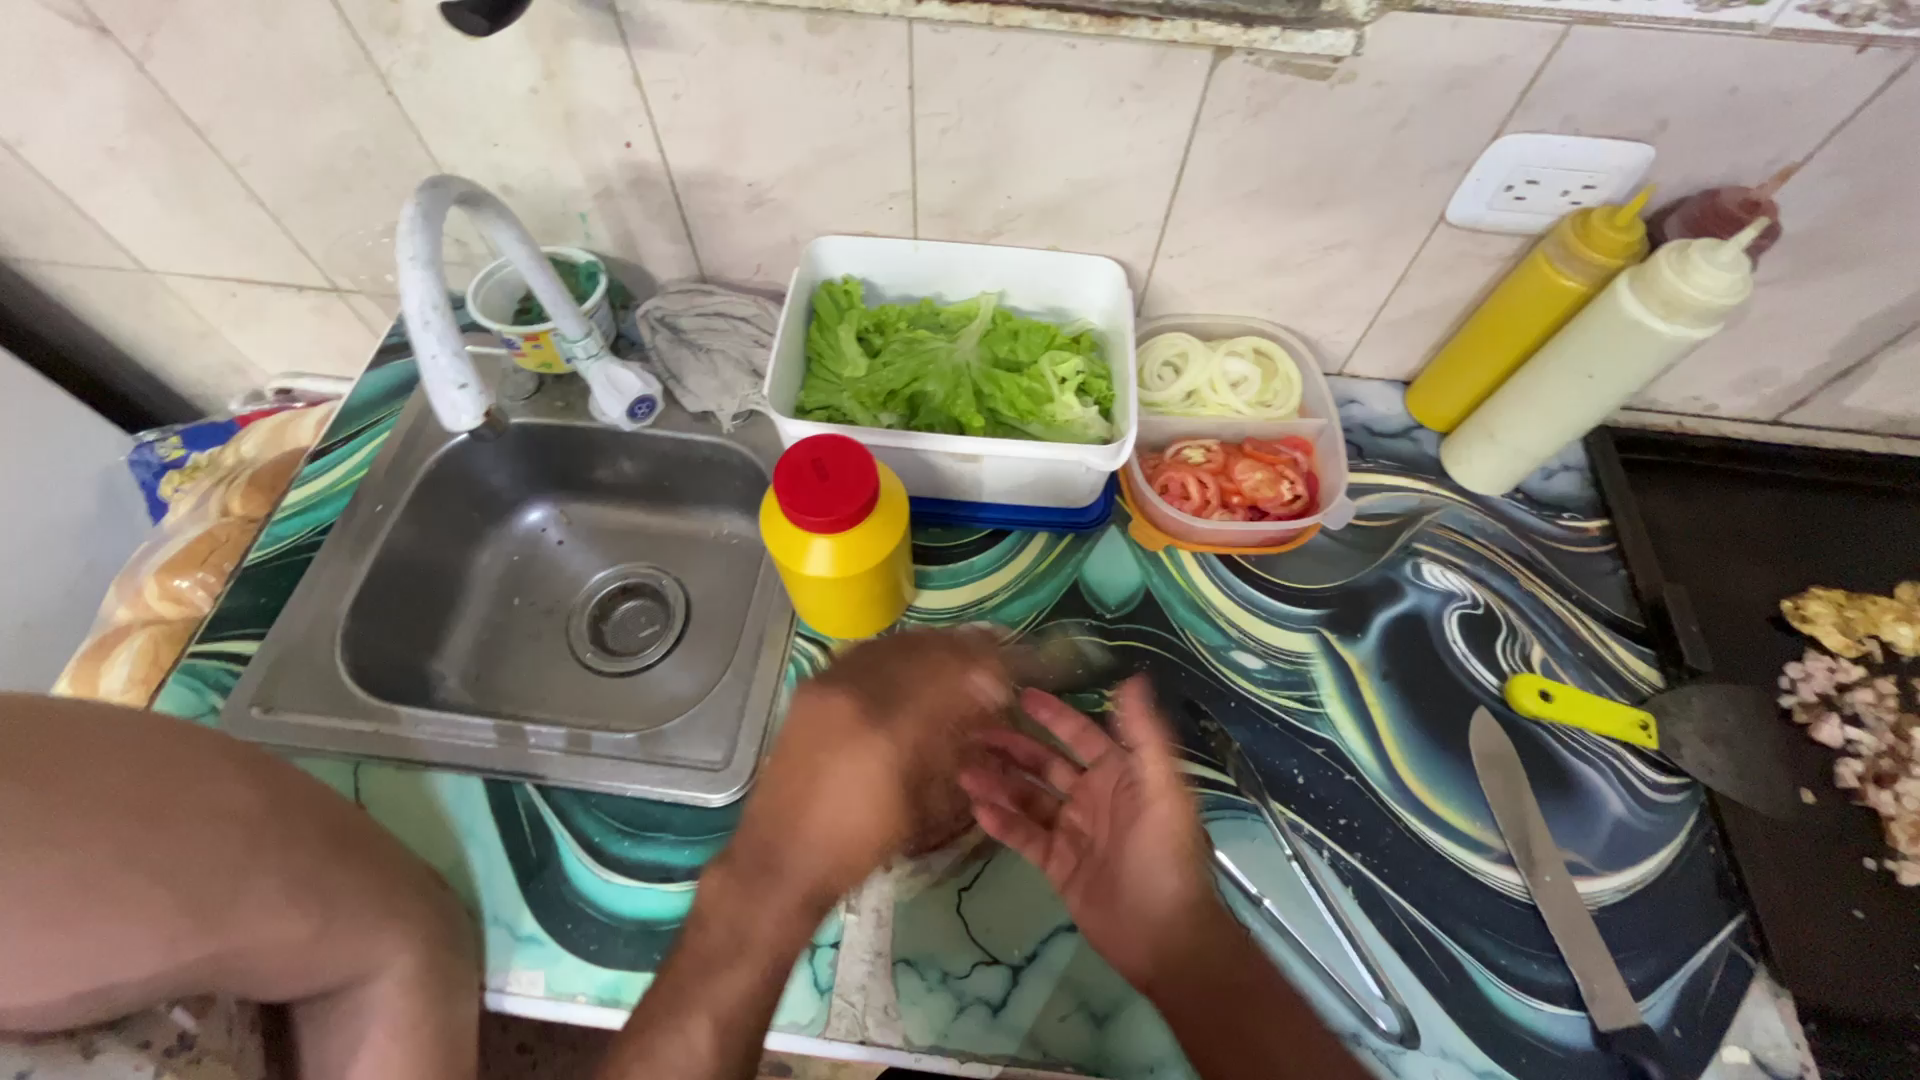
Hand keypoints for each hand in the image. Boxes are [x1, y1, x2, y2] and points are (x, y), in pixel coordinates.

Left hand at [725, 626, 1009, 906]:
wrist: (781, 855)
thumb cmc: (861, 843)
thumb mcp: (924, 804)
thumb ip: (956, 747)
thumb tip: (987, 709)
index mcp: (892, 728)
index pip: (954, 673)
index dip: (987, 669)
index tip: (1004, 681)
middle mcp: (859, 691)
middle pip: (927, 648)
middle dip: (965, 651)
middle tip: (986, 666)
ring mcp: (830, 681)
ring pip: (896, 643)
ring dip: (933, 648)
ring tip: (953, 663)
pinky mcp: (812, 683)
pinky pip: (867, 652)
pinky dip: (898, 654)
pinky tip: (912, 667)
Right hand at [959, 676, 1231, 991]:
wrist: (1166, 936)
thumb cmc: (1166, 854)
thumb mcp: (1162, 788)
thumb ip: (1144, 734)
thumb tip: (1132, 679)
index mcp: (1119, 774)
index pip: (1079, 734)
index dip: (1052, 714)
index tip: (1019, 695)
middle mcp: (1092, 796)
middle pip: (1044, 763)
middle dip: (1012, 747)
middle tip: (974, 733)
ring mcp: (1072, 831)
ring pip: (1028, 798)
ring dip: (999, 783)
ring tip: (965, 771)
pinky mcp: (1057, 865)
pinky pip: (1024, 836)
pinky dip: (1002, 822)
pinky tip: (978, 809)